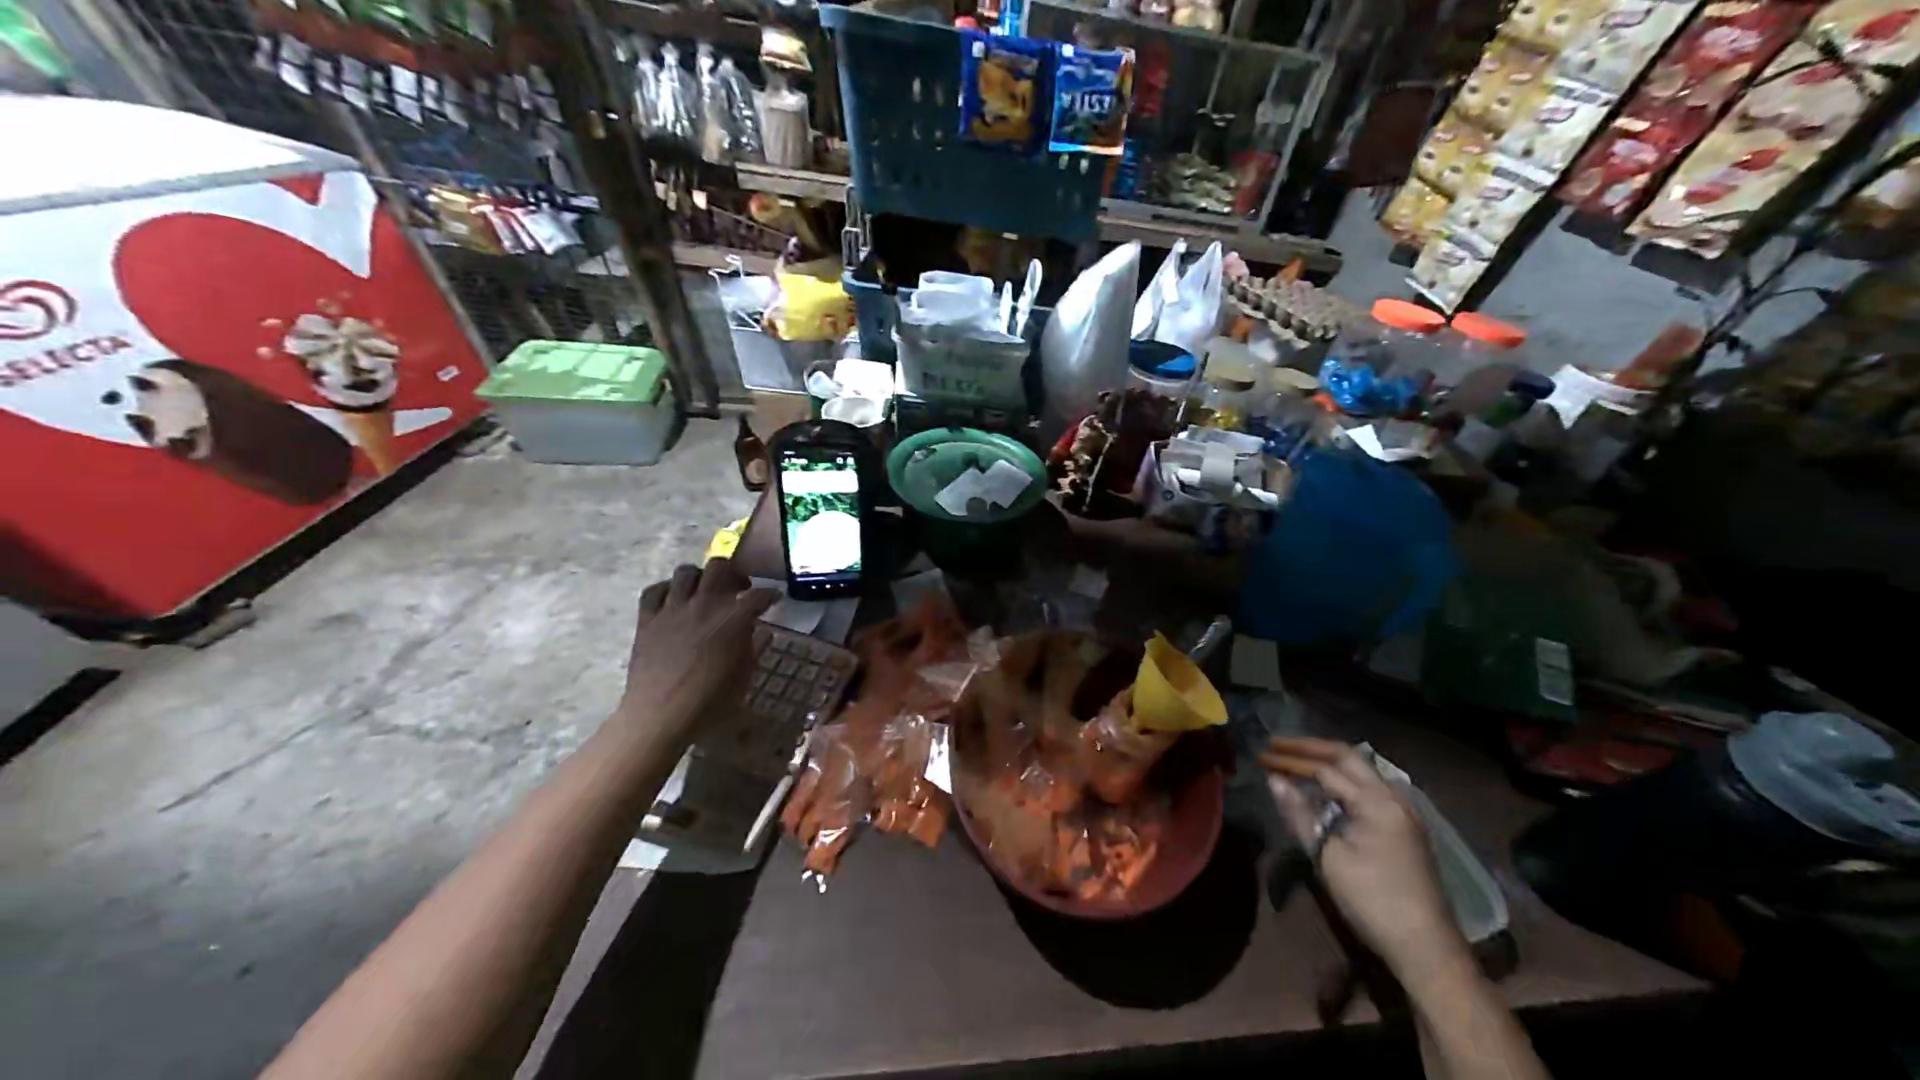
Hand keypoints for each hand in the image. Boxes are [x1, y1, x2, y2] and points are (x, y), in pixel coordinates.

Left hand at [608, 558, 777, 752]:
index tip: (774, 598)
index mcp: (733, 621)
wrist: (660, 718)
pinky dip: (666, 589)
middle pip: (720, 568)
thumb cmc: (709, 705)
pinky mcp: (647, 620)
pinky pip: (654, 591)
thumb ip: (754, 651)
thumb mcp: (743, 680)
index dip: (770, 594)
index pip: (758, 595)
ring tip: (705, 590)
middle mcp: (704, 605)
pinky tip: (673, 599)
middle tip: (739, 588)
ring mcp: (672, 610)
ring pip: (686, 572)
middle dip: (734, 573)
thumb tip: (762, 632)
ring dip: (700, 576)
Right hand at [1260, 737, 1467, 980]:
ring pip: (1360, 772)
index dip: (1290, 760)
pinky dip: (1340, 781)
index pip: (1325, 768)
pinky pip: (1368, 790)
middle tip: (1275, 745)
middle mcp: (1394, 798)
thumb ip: (1300, 814)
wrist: (1426, 947)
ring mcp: (1403, 813)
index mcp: (1376, 802)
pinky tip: (1323, 790)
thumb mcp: (1329, 857)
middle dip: (1309, 749)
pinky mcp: (1403, 828)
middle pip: (1347, 758)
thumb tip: (1273, 780)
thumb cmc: (1373, 900)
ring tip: (1293, 761)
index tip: (1261, 755)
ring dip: (1326, 762)